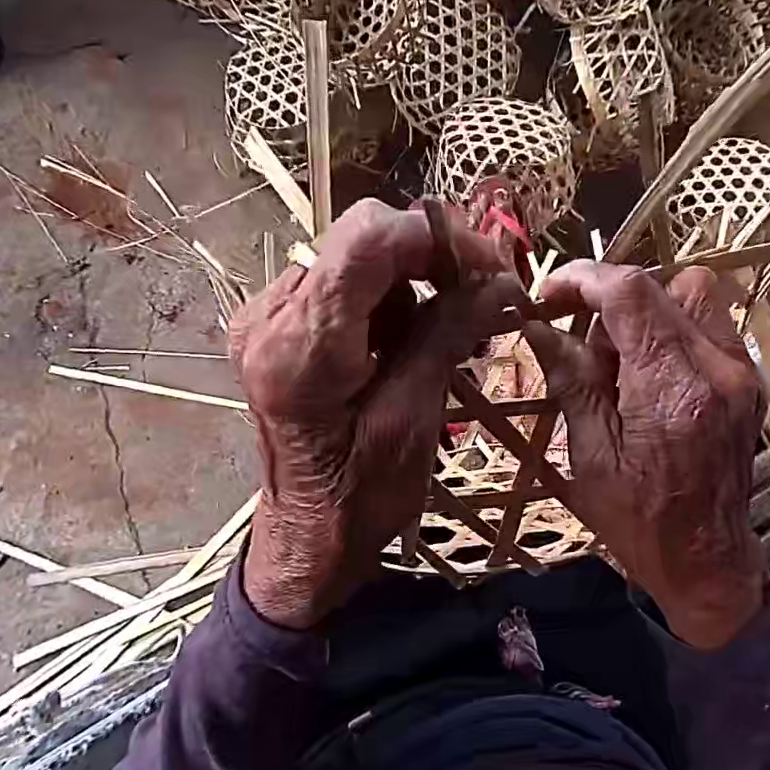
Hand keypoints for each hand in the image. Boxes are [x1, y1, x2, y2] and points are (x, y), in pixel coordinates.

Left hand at [229, 200, 522, 628]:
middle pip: (362, 236)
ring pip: (361, 256)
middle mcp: (271, 316)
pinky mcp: (280, 322)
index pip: (367, 241)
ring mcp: (269, 315)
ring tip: (451, 332)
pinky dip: (392, 298)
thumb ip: (446, 335)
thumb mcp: (412, 421)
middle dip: (431, 257)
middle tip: (479, 295)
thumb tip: (500, 279)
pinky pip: (348, 281)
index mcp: (299, 349)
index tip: (491, 266)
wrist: (307, 533)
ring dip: (416, 282)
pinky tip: (414, 338)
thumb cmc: (359, 498)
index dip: (438, 236)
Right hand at [523, 263, 767, 649]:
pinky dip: (669, 331)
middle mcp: (718, 368)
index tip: (551, 294)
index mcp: (672, 389)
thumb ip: (571, 379)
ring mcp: (740, 373)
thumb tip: (538, 327)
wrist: (708, 564)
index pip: (631, 293)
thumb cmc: (639, 521)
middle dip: (616, 298)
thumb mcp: (591, 455)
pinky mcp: (746, 381)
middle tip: (588, 342)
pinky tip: (647, 376)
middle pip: (669, 283)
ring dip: (647, 312)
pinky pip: (707, 325)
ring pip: (694, 296)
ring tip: (620, 361)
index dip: (583, 279)